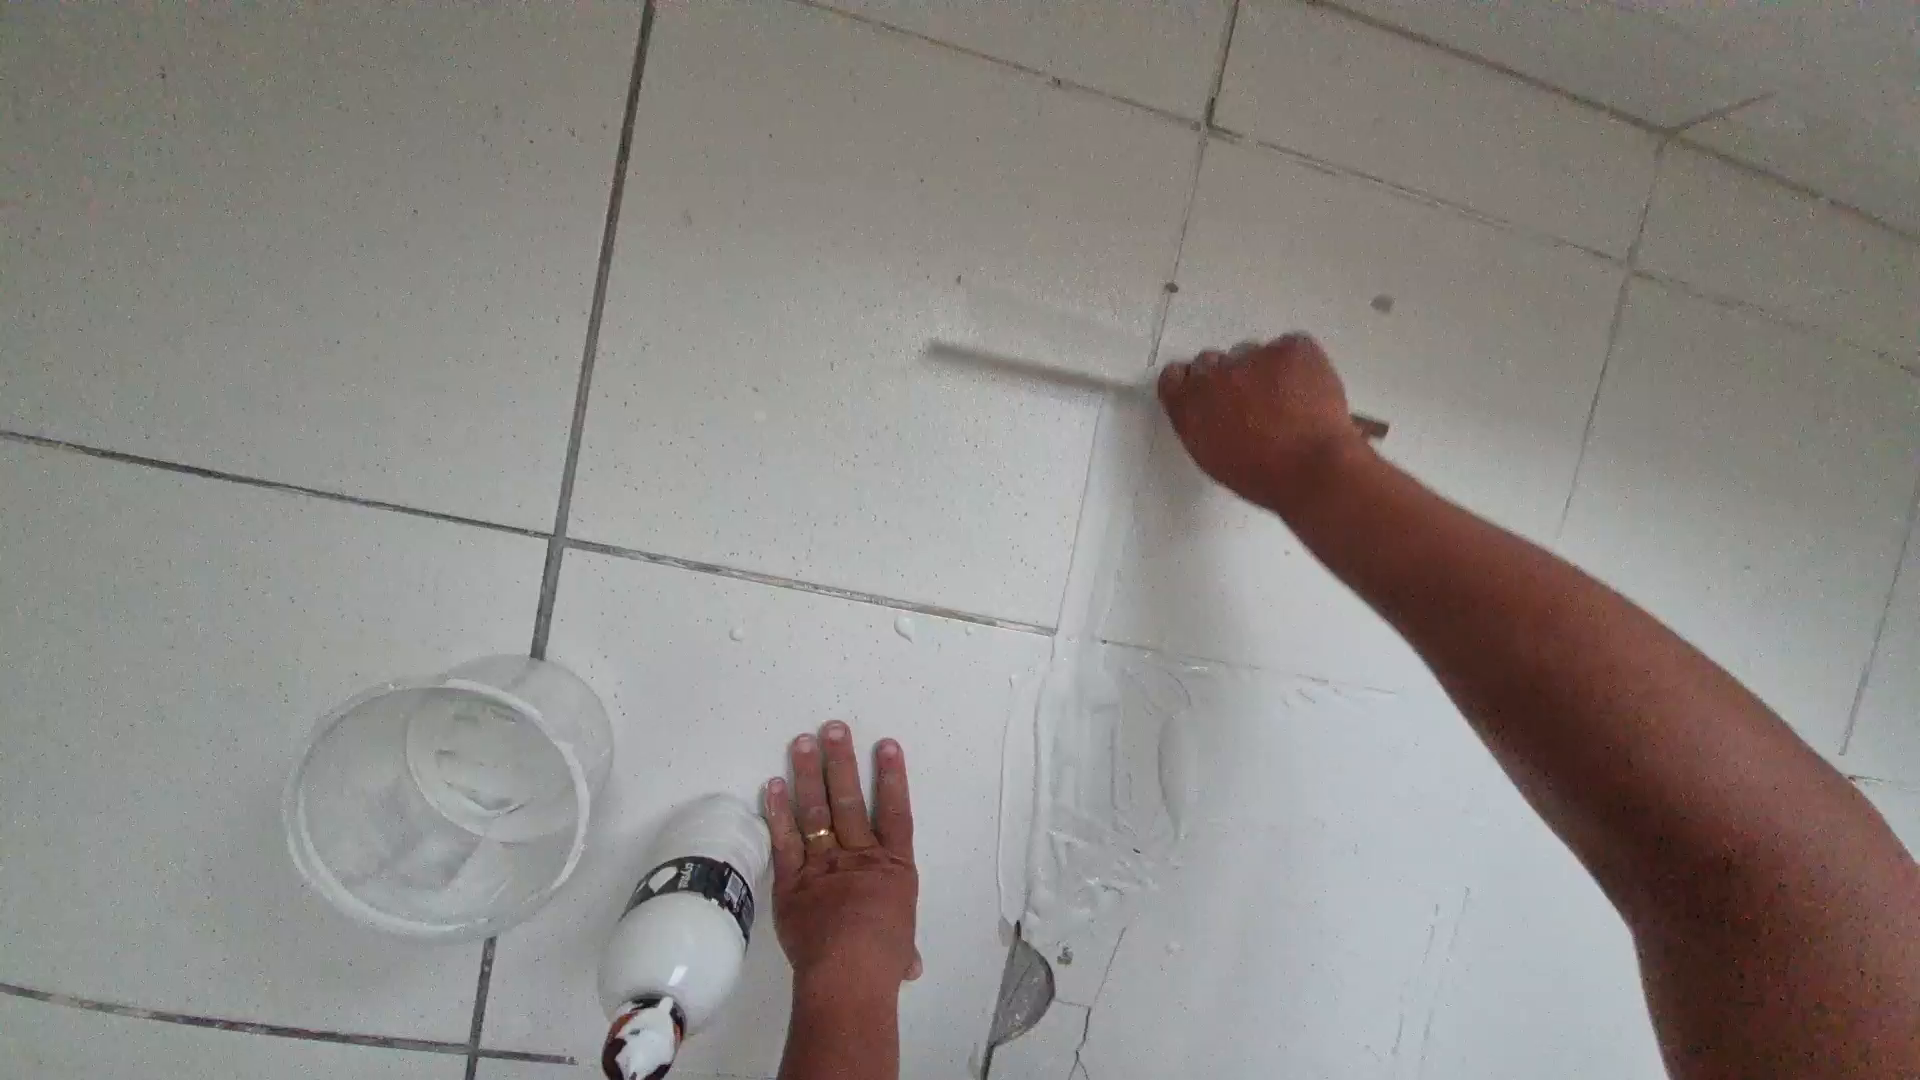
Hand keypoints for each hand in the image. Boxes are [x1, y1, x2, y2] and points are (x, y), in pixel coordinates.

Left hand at [764, 722, 921, 990]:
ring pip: (817, 811)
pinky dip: (778, 812)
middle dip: (842, 762)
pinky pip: (785, 840)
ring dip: (810, 774)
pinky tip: (773, 784)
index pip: (896, 812)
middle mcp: (859, 855)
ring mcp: (824, 864)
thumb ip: (902, 948)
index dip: (892, 777)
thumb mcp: (900, 950)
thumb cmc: (881, 961)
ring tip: (803, 741)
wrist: (846, 973)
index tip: (886, 745)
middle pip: (851, 800)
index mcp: (893, 867)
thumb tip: (909, 964)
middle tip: (833, 727)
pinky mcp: (792, 879)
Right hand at [1157, 333, 1366, 512]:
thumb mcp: (1211, 457)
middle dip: (1227, 377)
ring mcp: (1251, 356)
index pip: (1174, 377)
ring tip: (1287, 400)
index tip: (1209, 394)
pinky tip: (1308, 389)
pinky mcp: (1290, 348)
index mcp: (1187, 405)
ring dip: (1262, 369)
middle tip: (1252, 401)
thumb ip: (1200, 424)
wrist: (1310, 468)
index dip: (1192, 383)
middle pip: (1211, 361)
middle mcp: (1211, 375)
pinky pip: (1290, 346)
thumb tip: (1210, 411)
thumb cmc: (1260, 476)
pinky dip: (1298, 363)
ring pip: (1251, 352)